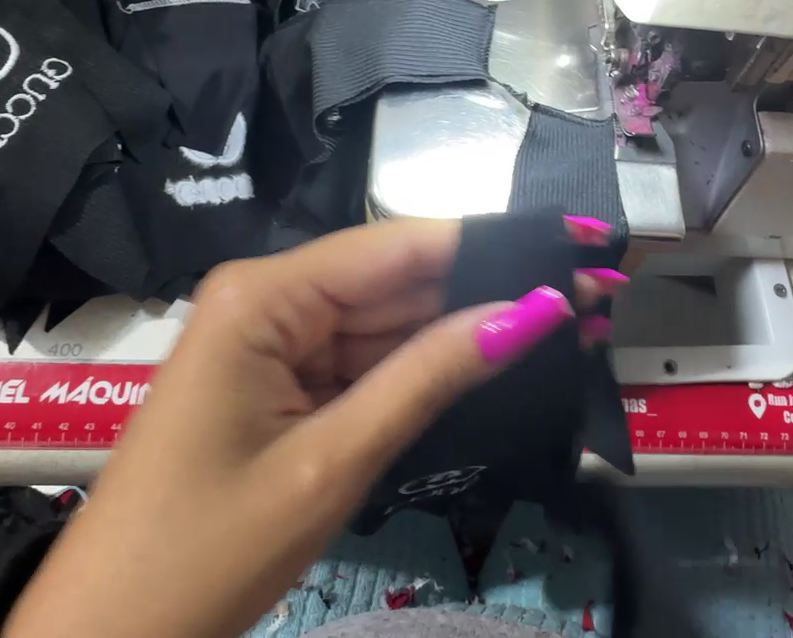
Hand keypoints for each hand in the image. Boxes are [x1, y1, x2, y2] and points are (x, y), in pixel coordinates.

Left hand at [5, 217, 622, 637]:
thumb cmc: (206, 551)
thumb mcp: (334, 458)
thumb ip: (433, 374)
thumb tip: (535, 309)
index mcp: (265, 293)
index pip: (398, 244)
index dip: (491, 241)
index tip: (574, 242)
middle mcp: (271, 297)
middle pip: (398, 278)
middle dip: (488, 289)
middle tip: (586, 295)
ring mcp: (277, 338)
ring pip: (390, 320)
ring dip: (466, 330)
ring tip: (561, 328)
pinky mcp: (285, 378)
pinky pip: (367, 358)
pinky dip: (425, 368)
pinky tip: (493, 363)